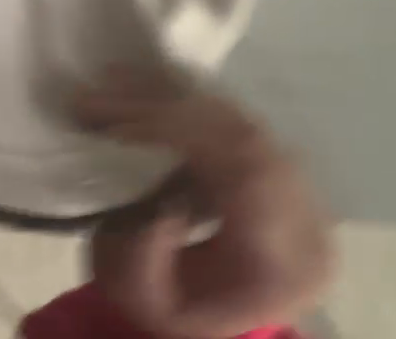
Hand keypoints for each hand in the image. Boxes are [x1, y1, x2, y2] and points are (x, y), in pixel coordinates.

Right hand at [74, 74, 334, 338]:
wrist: (196, 314)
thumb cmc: (163, 305)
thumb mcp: (141, 295)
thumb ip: (147, 253)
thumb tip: (157, 197)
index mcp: (287, 259)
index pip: (249, 172)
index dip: (180, 137)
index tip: (112, 126)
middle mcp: (305, 217)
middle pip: (244, 136)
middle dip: (162, 108)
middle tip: (91, 99)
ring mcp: (291, 186)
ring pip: (236, 117)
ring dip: (166, 93)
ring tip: (103, 83)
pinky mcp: (268, 166)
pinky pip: (228, 114)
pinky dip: (179, 92)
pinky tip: (134, 81)